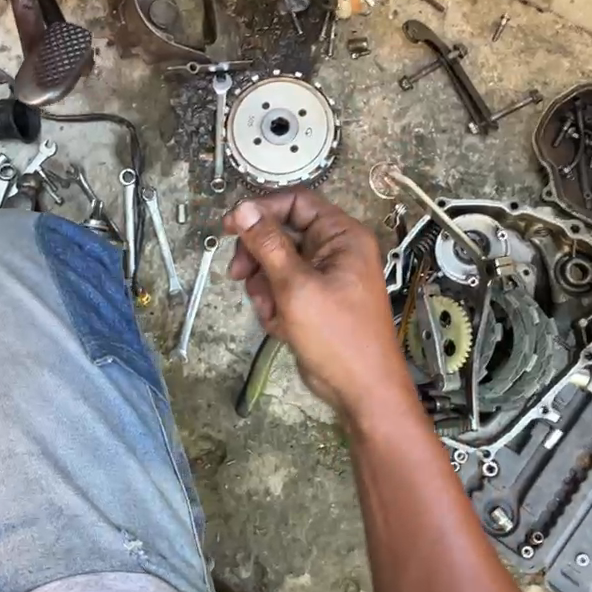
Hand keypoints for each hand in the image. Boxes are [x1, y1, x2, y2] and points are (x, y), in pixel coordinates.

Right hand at [223, 190, 414, 418]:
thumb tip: (243, 209)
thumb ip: (267, 244)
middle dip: (258, 257)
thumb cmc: (337, 335)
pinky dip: (274, 304)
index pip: (296, 202)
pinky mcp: (314, 299)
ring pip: (277, 263)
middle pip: (282, 233)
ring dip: (264, 286)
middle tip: (238, 274)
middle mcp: (335, 250)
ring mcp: (325, 275)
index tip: (230, 226)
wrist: (361, 390)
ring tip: (270, 310)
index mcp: (342, 235)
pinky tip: (279, 324)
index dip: (261, 210)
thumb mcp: (295, 285)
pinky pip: (282, 288)